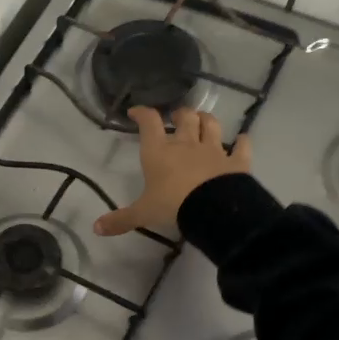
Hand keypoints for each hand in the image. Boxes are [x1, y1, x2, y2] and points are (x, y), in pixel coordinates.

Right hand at [93, 106, 251, 237]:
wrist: (212, 209)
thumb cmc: (171, 205)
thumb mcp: (143, 214)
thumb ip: (120, 219)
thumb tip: (96, 228)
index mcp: (159, 152)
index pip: (149, 123)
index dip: (142, 113)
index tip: (136, 112)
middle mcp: (186, 144)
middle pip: (184, 118)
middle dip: (180, 114)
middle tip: (176, 117)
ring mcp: (213, 150)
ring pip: (211, 125)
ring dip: (206, 120)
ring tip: (203, 120)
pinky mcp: (236, 161)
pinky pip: (242, 147)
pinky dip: (242, 142)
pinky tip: (242, 139)